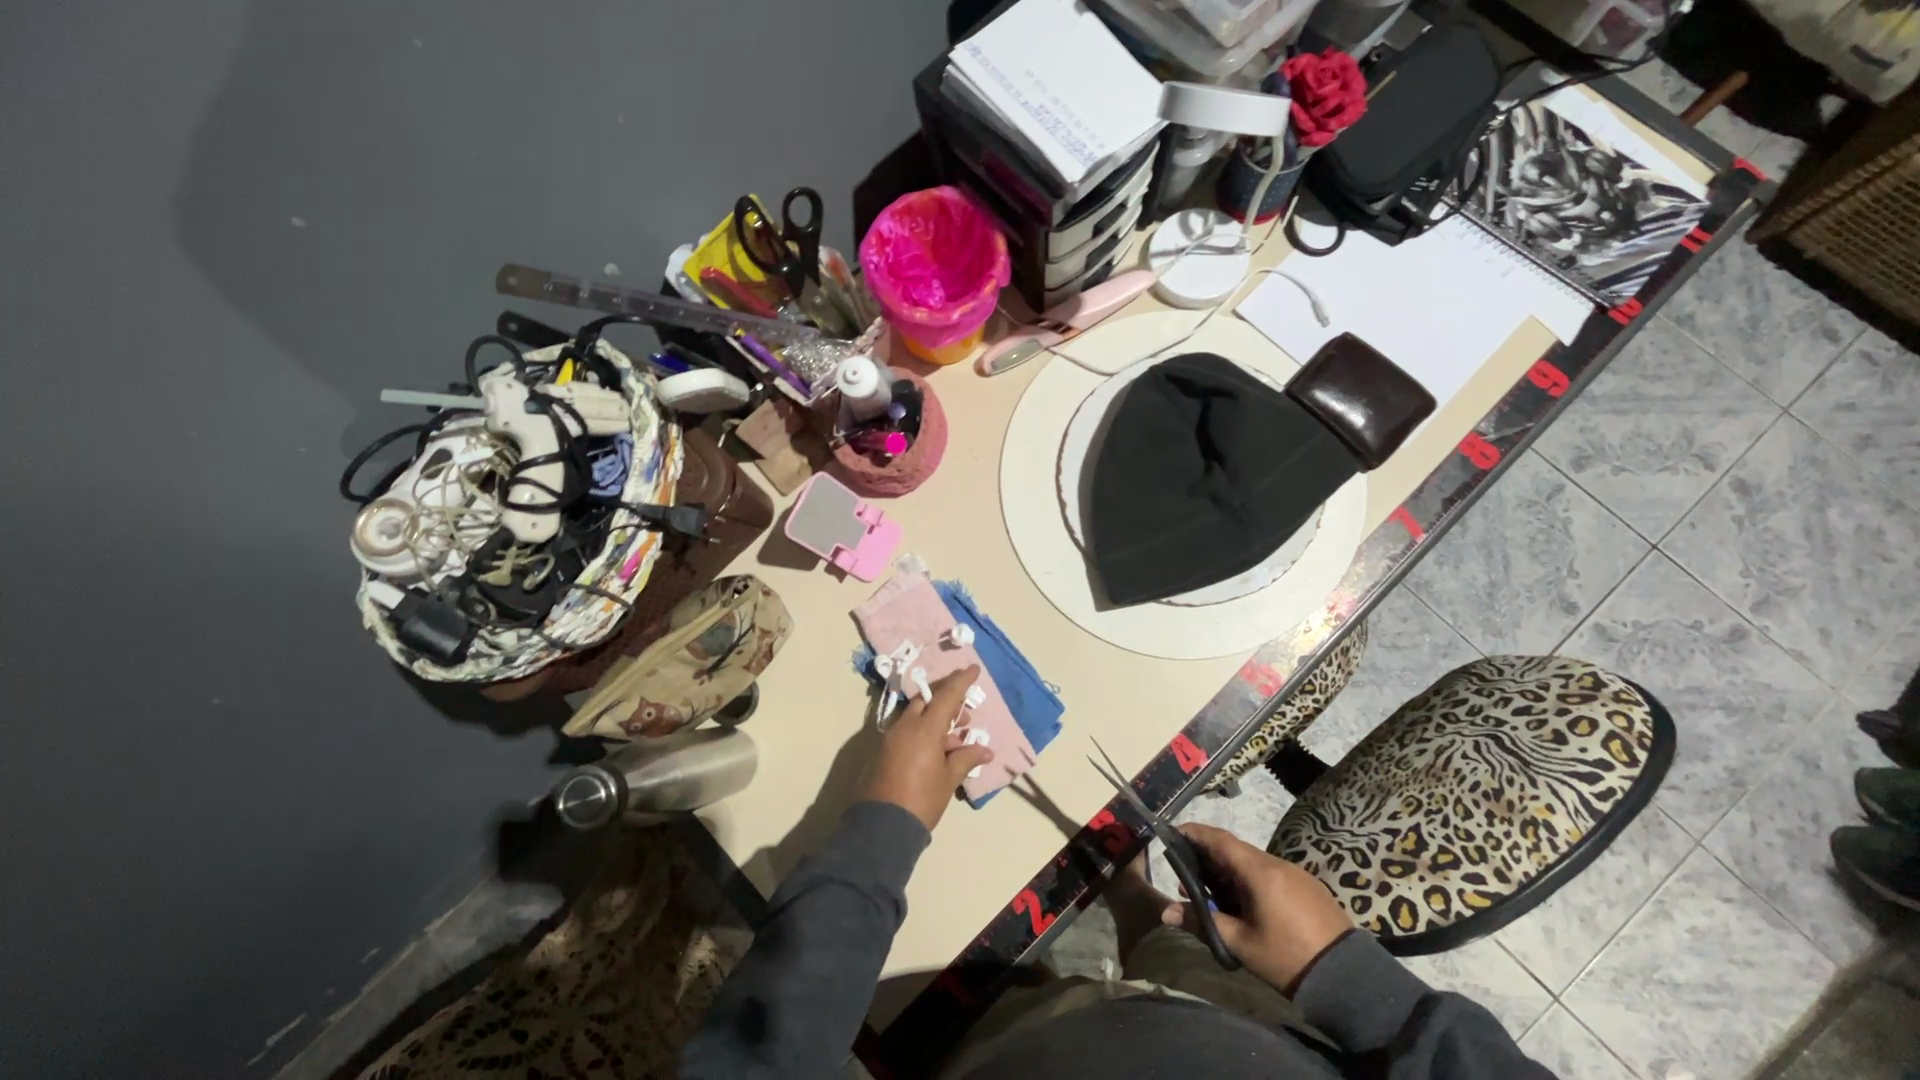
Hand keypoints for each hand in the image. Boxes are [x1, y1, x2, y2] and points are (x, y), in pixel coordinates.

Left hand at [861, 666, 993, 830]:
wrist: (881, 826)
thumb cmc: (921, 800)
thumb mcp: (948, 779)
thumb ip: (966, 759)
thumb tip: (984, 750)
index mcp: (924, 729)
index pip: (946, 696)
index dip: (961, 682)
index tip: (973, 669)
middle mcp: (904, 727)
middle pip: (927, 702)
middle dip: (947, 703)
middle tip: (964, 717)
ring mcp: (889, 739)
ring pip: (915, 718)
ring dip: (935, 722)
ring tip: (954, 743)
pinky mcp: (880, 752)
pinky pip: (905, 733)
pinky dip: (922, 735)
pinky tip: (934, 753)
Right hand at [1161, 823, 1354, 993]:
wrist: (1347, 978)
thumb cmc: (1287, 958)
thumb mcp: (1240, 943)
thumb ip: (1202, 922)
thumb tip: (1166, 912)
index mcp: (1259, 871)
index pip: (1220, 840)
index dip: (1194, 833)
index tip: (1172, 833)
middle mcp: (1277, 864)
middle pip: (1235, 850)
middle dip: (1207, 856)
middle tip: (1183, 871)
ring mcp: (1296, 874)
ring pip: (1253, 863)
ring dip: (1228, 870)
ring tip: (1209, 891)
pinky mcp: (1308, 888)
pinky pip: (1270, 874)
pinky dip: (1248, 880)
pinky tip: (1242, 901)